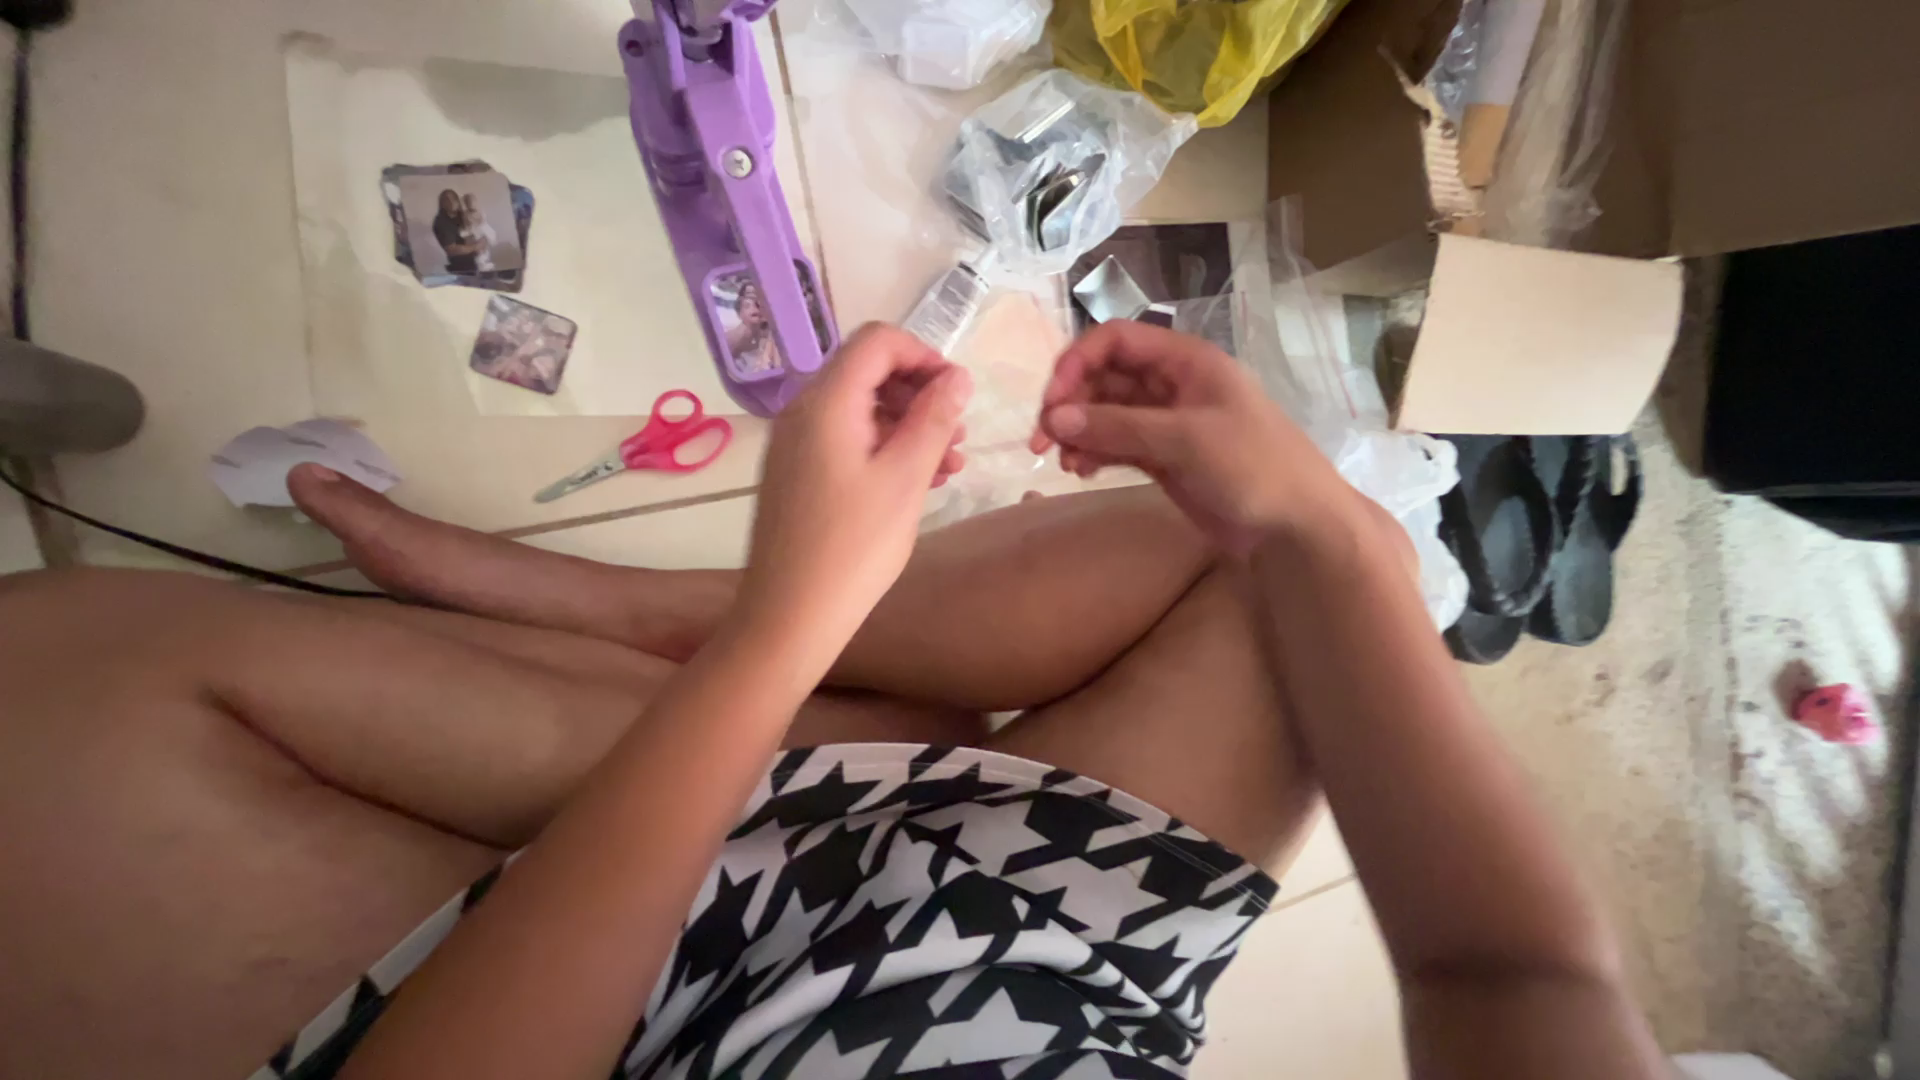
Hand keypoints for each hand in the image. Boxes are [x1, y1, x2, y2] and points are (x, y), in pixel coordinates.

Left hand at [742, 323, 970, 644]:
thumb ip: (934, 419)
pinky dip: (883, 449)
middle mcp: (802, 411)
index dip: (924, 356)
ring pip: (860, 410)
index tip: (957, 394)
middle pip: (868, 373)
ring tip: (949, 466)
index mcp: (826, 401)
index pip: (877, 342)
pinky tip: (917, 481)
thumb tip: (957, 376)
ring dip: (907, 426)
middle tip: (960, 435)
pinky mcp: (796, 473)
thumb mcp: (905, 478)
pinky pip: (845, 440)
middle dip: (920, 394)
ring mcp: (795, 443)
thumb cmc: (854, 548)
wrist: (789, 615)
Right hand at [1030, 320, 1360, 553]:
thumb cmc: (1252, 468)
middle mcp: (1171, 385)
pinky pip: (1115, 444)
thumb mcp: (1185, 440)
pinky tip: (1079, 471)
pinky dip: (1093, 453)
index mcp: (1184, 361)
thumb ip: (1117, 427)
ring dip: (1077, 431)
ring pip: (1104, 413)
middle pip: (1103, 377)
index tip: (1051, 401)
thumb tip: (1053, 418)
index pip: (1115, 340)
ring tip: (1062, 461)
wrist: (1293, 527)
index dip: (1077, 362)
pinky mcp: (1161, 457)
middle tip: (1042, 440)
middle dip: (1069, 403)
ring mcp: (1165, 423)